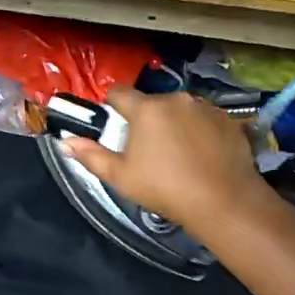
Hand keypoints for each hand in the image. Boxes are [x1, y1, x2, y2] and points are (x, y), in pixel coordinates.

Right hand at [60, 88, 272, 232]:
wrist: (222, 201)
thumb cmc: (164, 189)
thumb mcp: (121, 177)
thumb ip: (92, 156)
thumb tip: (66, 143)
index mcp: (146, 109)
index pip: (119, 93)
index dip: (112, 106)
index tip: (114, 123)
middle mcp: (177, 98)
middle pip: (153, 103)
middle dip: (147, 120)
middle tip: (148, 151)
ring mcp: (206, 107)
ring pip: (181, 110)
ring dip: (176, 124)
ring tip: (179, 155)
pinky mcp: (229, 120)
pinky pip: (206, 120)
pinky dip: (201, 132)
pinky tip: (203, 156)